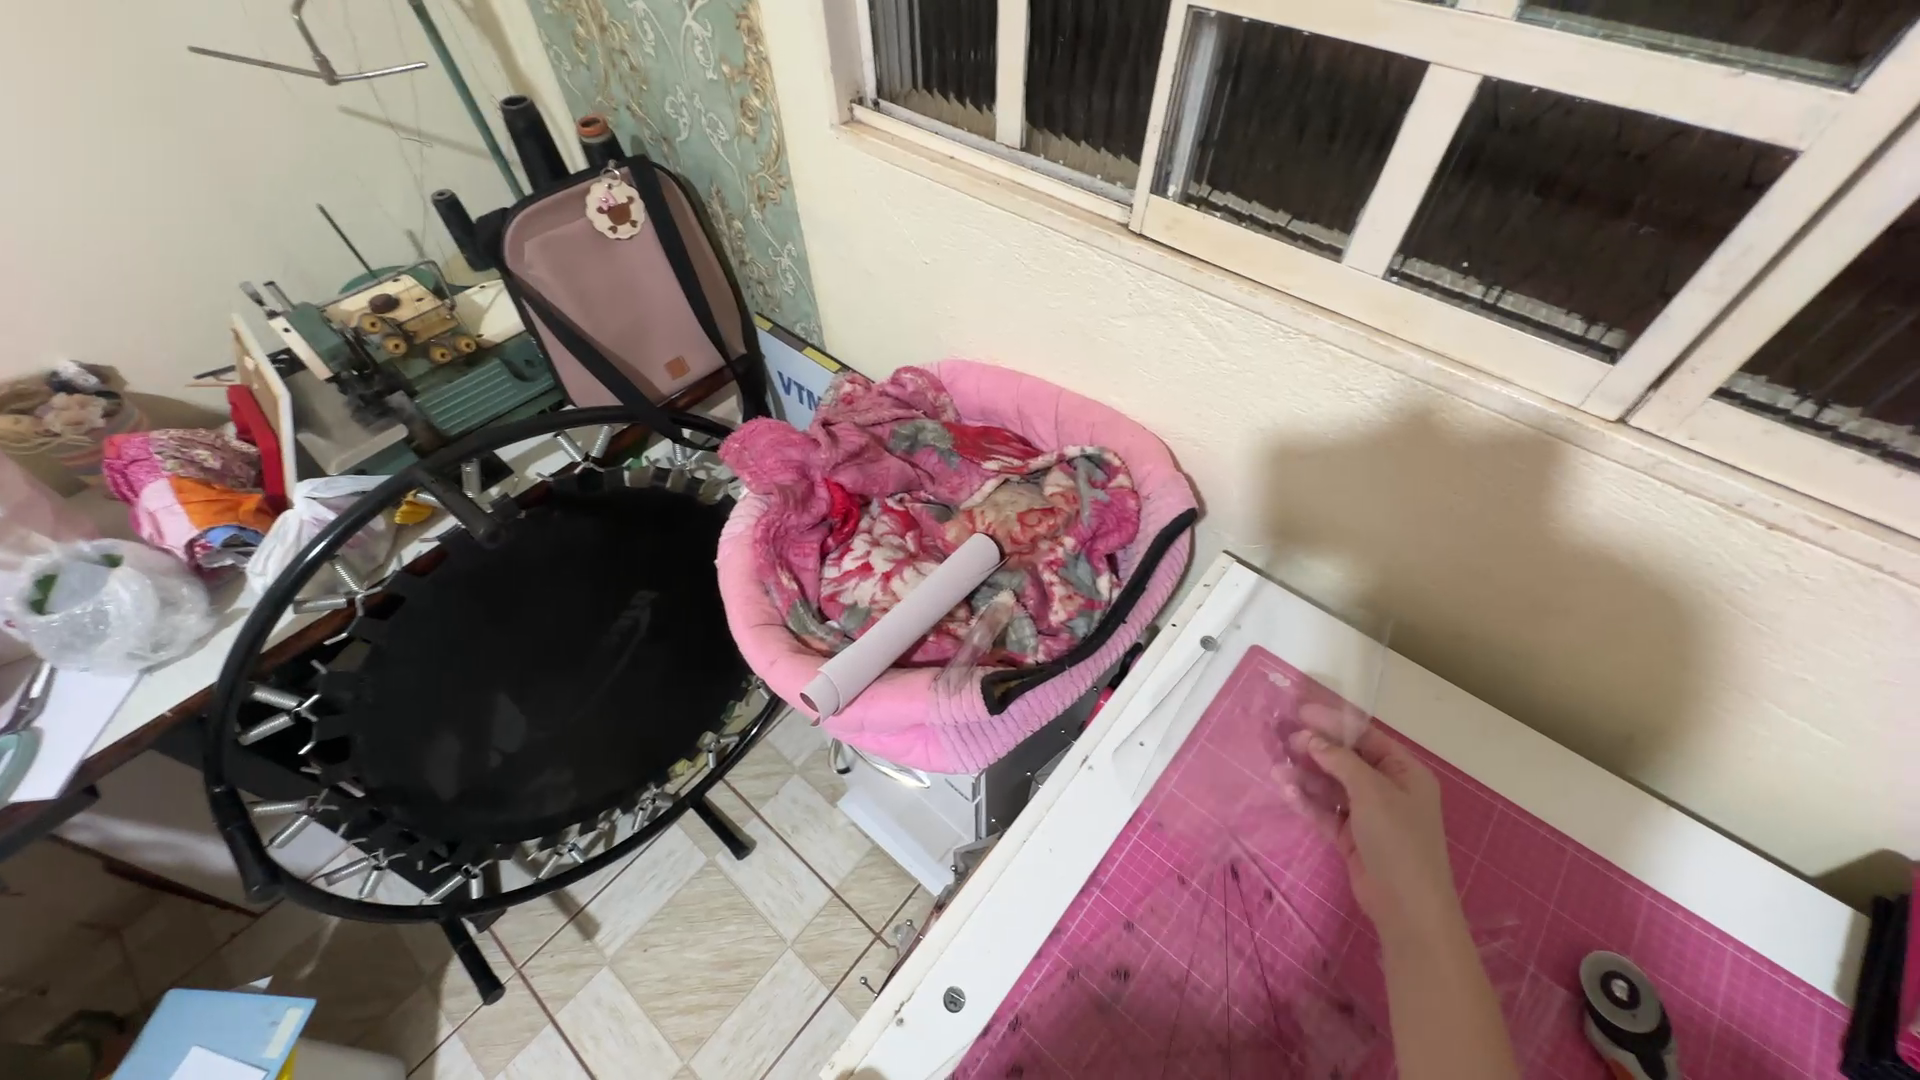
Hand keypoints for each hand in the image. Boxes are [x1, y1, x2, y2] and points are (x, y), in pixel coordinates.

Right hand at [1288, 727, 1462, 949]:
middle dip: (1316, 750)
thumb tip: (1312, 739)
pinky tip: (1286, 792)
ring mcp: (1370, 814)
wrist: (1407, 906)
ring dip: (1306, 776)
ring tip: (1277, 770)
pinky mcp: (1352, 836)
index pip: (1366, 737)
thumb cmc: (1398, 840)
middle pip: (1346, 759)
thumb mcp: (1372, 792)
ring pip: (1332, 785)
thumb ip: (1340, 760)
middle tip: (1285, 741)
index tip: (1300, 712)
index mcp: (1405, 772)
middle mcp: (1388, 788)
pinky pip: (1326, 810)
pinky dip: (1308, 801)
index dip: (1334, 723)